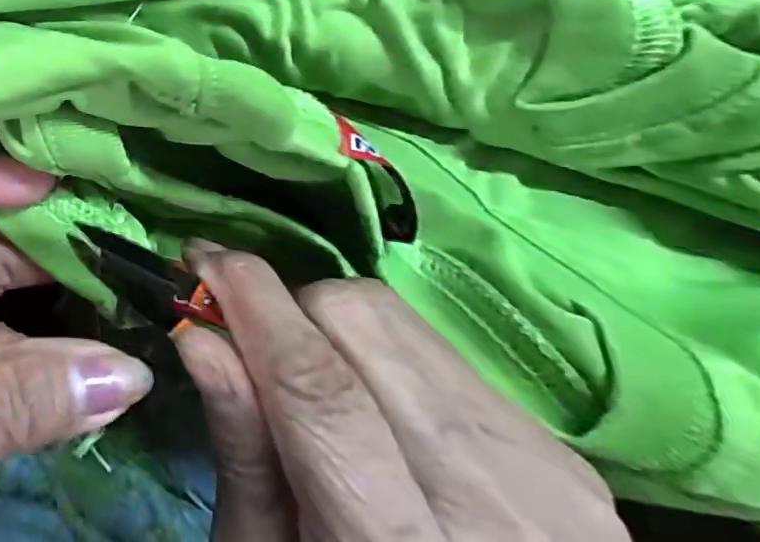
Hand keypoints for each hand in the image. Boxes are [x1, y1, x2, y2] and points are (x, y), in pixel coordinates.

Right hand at [174, 245, 628, 541]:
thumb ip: (242, 450)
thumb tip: (199, 335)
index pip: (317, 387)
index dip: (251, 302)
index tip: (199, 258)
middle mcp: (492, 501)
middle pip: (360, 323)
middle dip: (285, 304)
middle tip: (248, 332)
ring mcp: (543, 469)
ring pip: (398, 318)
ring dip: (328, 320)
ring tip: (305, 364)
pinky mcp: (560, 449)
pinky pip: (438, 348)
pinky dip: (380, 349)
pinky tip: (370, 397)